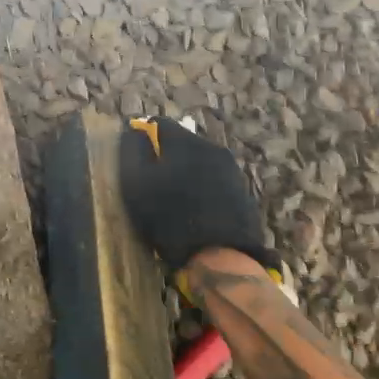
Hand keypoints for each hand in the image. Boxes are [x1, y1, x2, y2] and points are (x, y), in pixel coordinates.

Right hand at [117, 117, 276, 274]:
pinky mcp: (244, 192)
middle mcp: (211, 148)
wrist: (221, 256)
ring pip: (201, 160)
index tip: (138, 156)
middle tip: (156, 179)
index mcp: (184, 141)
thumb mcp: (137, 182)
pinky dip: (204, 187)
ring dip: (188, 171)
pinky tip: (198, 209)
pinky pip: (217, 180)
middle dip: (168, 154)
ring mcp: (232, 170)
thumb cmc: (169, 216)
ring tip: (178, 197)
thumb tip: (136, 130)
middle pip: (183, 141)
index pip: (160, 122)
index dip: (145, 136)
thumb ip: (133, 150)